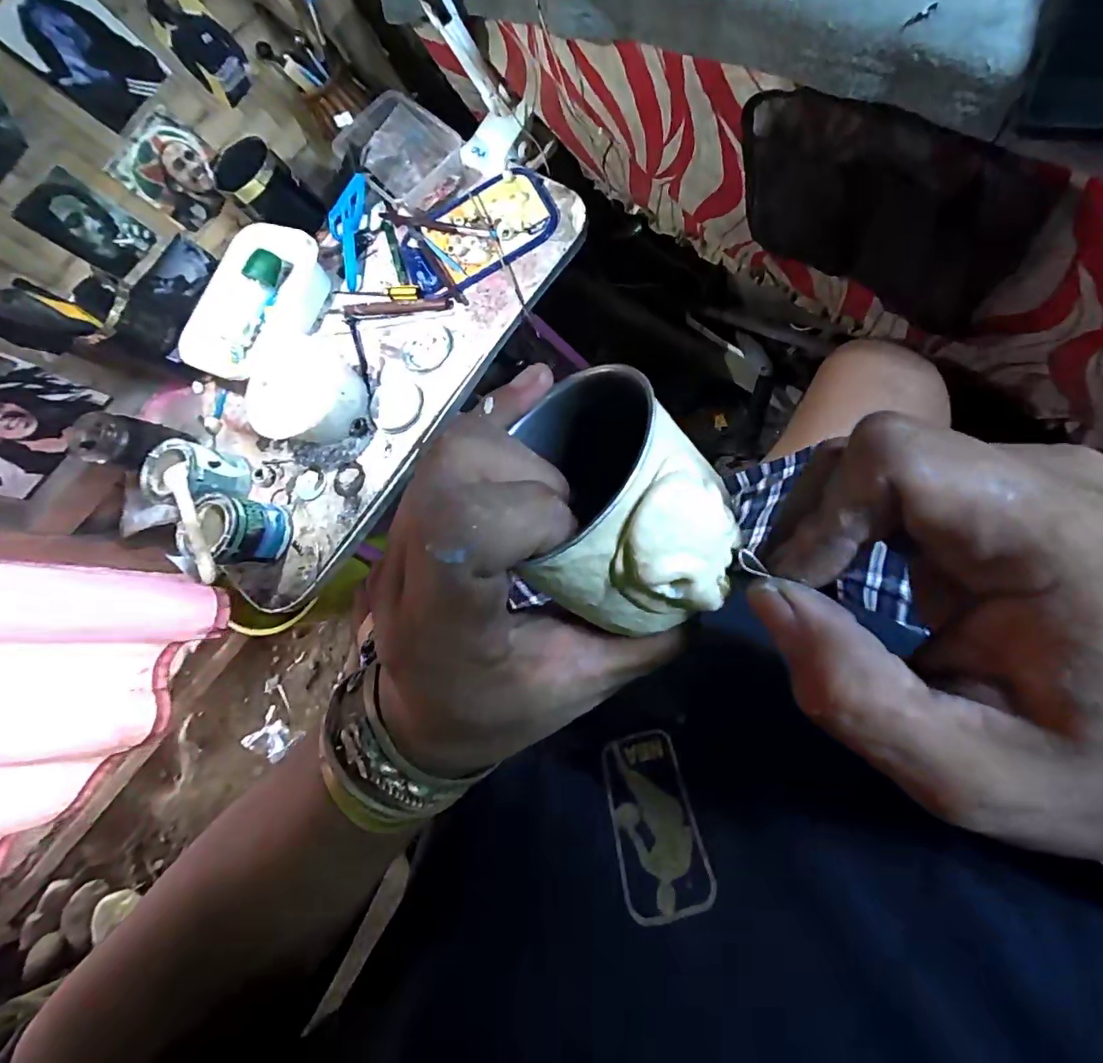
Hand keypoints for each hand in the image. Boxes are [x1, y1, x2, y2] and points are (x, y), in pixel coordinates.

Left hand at [369, 365, 682, 777]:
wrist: (417, 717)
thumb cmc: (491, 711)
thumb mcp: (573, 688)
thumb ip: (641, 638)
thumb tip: (703, 586)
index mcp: (443, 617)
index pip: (465, 525)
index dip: (532, 511)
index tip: (572, 539)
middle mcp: (406, 563)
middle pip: (454, 466)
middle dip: (530, 474)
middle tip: (568, 515)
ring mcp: (399, 533)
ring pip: (448, 447)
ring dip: (515, 446)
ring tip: (555, 486)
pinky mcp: (409, 514)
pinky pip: (445, 447)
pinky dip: (495, 415)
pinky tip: (536, 386)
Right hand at [754, 413, 1102, 897]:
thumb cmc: (1101, 787)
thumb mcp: (962, 779)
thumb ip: (853, 693)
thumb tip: (766, 596)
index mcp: (1069, 542)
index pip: (898, 456)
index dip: (823, 515)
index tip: (798, 590)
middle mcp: (1064, 481)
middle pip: (884, 450)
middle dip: (817, 520)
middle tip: (799, 598)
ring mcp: (1051, 474)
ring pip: (888, 457)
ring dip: (834, 522)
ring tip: (825, 591)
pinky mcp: (1028, 485)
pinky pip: (912, 476)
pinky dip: (863, 521)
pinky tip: (868, 574)